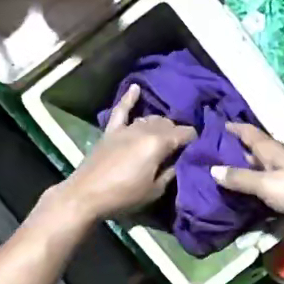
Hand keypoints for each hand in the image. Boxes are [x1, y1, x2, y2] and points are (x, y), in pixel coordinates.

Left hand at [56, 84, 194, 220]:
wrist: (86, 196)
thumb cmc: (124, 196)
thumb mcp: (155, 190)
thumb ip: (171, 172)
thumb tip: (180, 160)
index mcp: (159, 143)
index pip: (186, 133)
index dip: (194, 140)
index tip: (198, 148)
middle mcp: (144, 129)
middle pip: (168, 123)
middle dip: (177, 132)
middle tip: (180, 148)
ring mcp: (126, 128)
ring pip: (150, 118)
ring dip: (160, 124)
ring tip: (165, 134)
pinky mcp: (111, 131)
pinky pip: (121, 110)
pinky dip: (128, 98)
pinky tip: (135, 88)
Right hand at [210, 122, 283, 226]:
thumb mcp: (265, 184)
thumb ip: (240, 178)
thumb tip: (213, 169)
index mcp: (272, 151)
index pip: (249, 133)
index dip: (233, 128)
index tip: (216, 127)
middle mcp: (280, 161)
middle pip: (254, 156)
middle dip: (235, 159)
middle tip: (212, 164)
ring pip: (263, 179)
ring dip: (247, 184)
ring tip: (225, 191)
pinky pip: (273, 199)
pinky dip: (263, 207)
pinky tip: (251, 221)